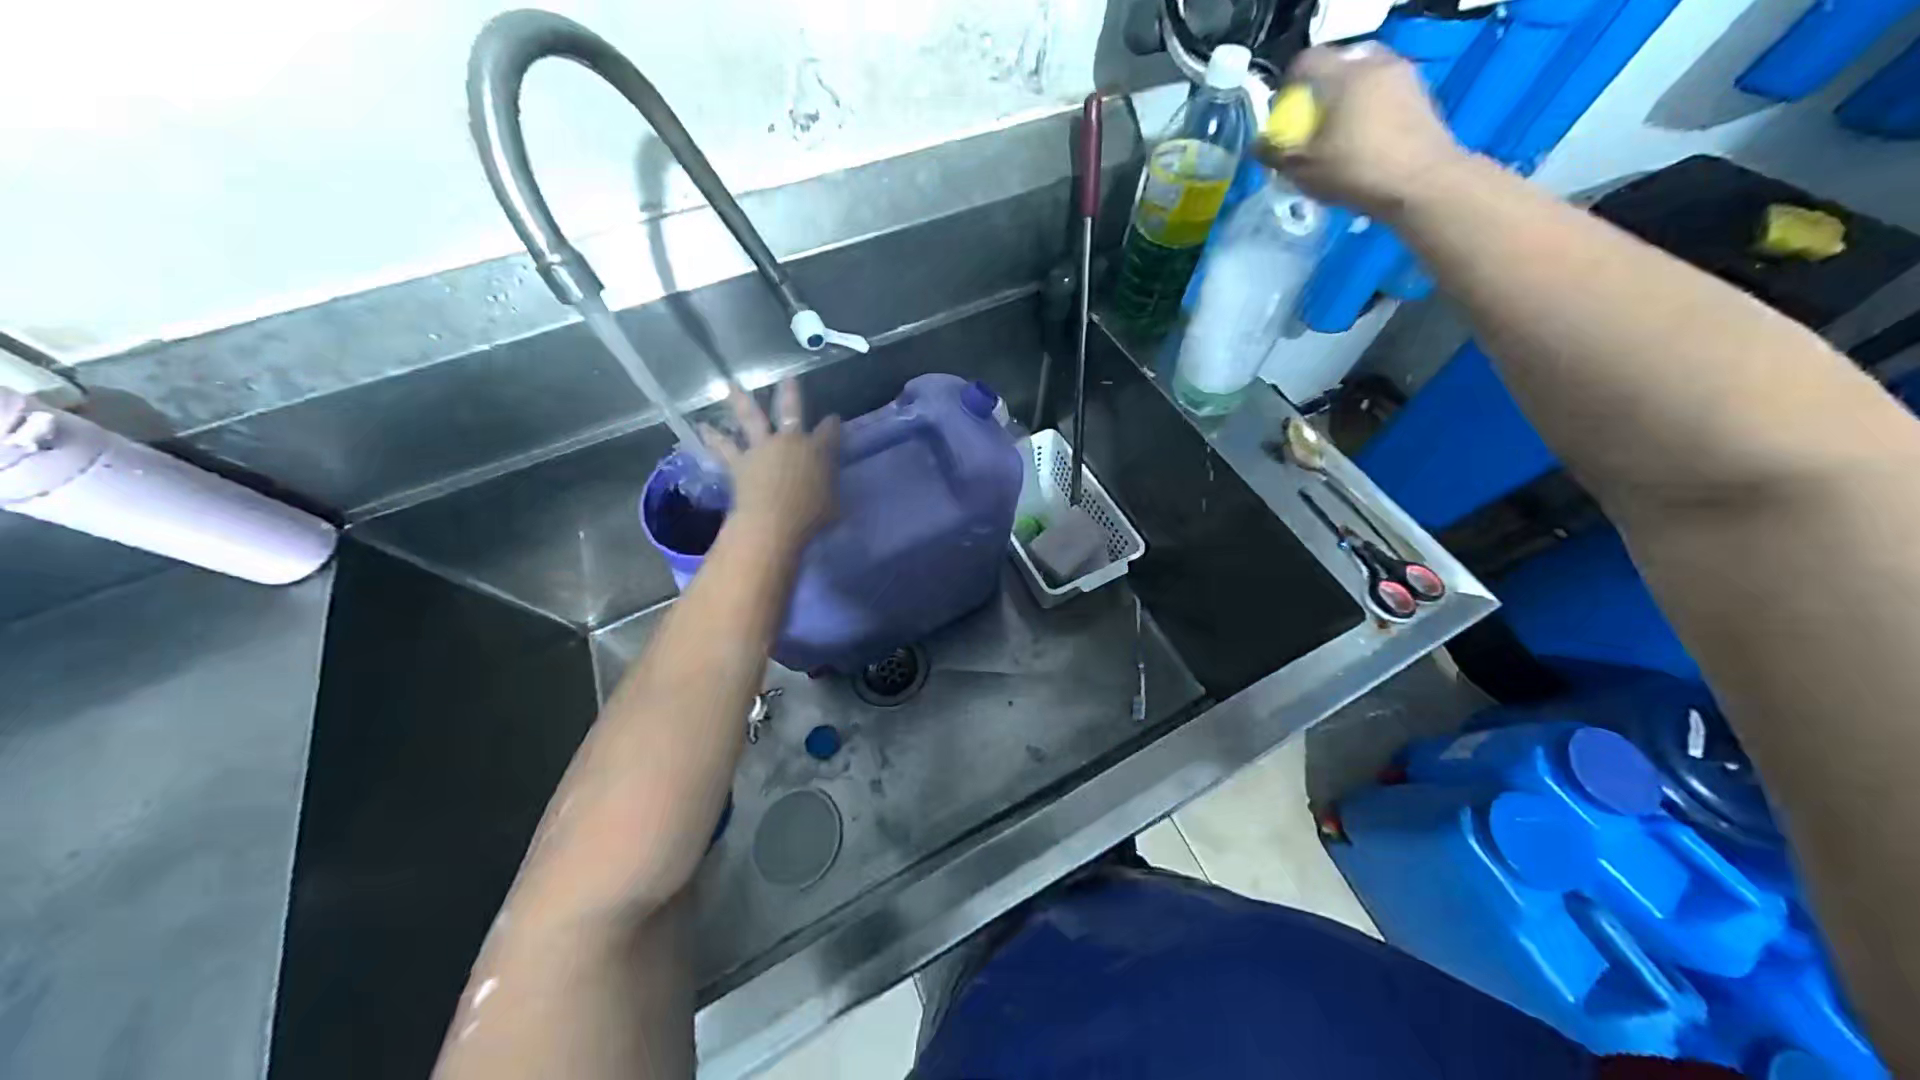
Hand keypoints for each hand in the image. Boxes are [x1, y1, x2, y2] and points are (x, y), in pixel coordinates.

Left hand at [701, 379, 840, 552]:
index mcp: (818, 451)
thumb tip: (826, 482)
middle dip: (790, 393)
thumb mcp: (832, 503)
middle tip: (788, 378)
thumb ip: (828, 487)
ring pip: (751, 418)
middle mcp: (790, 441)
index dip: (831, 425)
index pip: (828, 432)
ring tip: (731, 386)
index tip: (832, 419)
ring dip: (741, 400)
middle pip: (791, 411)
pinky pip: (723, 447)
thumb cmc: (810, 517)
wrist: (773, 523)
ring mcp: (762, 448)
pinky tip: (702, 427)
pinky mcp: (740, 462)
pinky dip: (713, 437)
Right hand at [1253, 45, 1466, 219]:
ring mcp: (1405, 76)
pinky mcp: (1422, 95)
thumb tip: (1257, 145)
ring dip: (1348, 97)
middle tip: (1311, 121)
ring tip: (1339, 132)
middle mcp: (1376, 64)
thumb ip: (1275, 153)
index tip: (1283, 112)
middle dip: (1321, 89)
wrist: (1422, 183)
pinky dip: (1370, 107)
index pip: (1307, 61)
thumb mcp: (1303, 170)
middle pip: (1339, 64)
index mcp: (1344, 75)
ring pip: (1365, 77)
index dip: (1288, 84)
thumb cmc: (1356, 171)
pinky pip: (1385, 91)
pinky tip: (1366, 139)